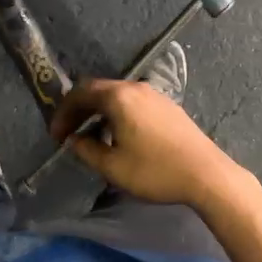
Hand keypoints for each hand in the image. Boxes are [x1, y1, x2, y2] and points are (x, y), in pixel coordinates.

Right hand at [49, 79, 252, 207]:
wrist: (205, 173)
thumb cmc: (155, 171)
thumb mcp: (113, 167)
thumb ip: (87, 150)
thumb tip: (74, 139)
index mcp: (119, 97)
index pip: (81, 93)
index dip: (64, 112)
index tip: (55, 135)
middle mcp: (135, 87)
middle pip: (99, 90)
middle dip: (79, 110)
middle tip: (68, 134)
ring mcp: (154, 94)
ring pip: (117, 96)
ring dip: (99, 112)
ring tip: (91, 137)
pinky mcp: (167, 105)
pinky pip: (133, 102)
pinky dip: (117, 113)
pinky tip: (119, 136)